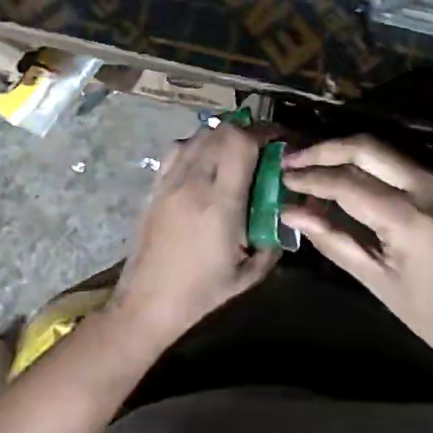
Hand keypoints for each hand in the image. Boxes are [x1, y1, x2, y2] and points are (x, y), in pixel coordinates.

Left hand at [110, 125, 278, 347]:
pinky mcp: (155, 185)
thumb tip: (286, 215)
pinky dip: (198, 144)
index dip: (264, 133)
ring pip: (198, 135)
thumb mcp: (250, 274)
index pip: (241, 144)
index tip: (280, 140)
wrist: (147, 302)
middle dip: (247, 130)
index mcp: (219, 204)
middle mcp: (192, 183)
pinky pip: (178, 149)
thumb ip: (273, 241)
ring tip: (237, 151)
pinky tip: (208, 161)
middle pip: (221, 132)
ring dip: (223, 135)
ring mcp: (169, 181)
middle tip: (263, 146)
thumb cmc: (201, 292)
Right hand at [281, 136, 432, 386]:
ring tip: (308, 165)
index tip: (279, 176)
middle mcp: (429, 188)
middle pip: (366, 148)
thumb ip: (334, 240)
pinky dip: (366, 166)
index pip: (347, 182)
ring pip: (383, 151)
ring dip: (343, 153)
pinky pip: (398, 166)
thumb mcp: (379, 283)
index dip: (309, 177)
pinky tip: (343, 177)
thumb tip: (291, 212)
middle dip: (324, 149)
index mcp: (411, 218)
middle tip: (290, 160)